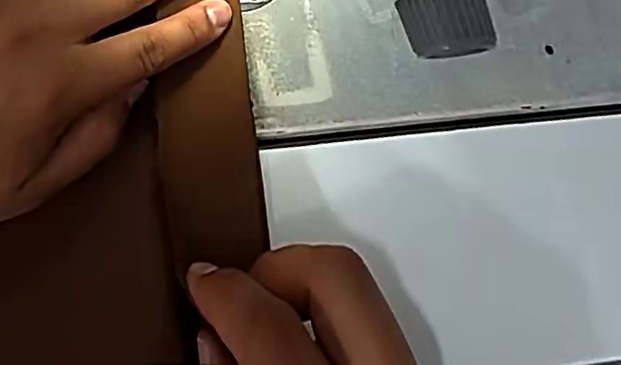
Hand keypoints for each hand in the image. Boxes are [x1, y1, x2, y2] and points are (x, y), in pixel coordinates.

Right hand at [187, 246, 418, 364]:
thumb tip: (211, 338)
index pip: (269, 323)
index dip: (222, 292)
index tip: (201, 280)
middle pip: (334, 272)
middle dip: (275, 265)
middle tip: (238, 287)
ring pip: (359, 284)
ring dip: (306, 283)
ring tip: (272, 312)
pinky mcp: (419, 364)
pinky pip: (375, 315)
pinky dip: (336, 312)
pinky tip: (310, 334)